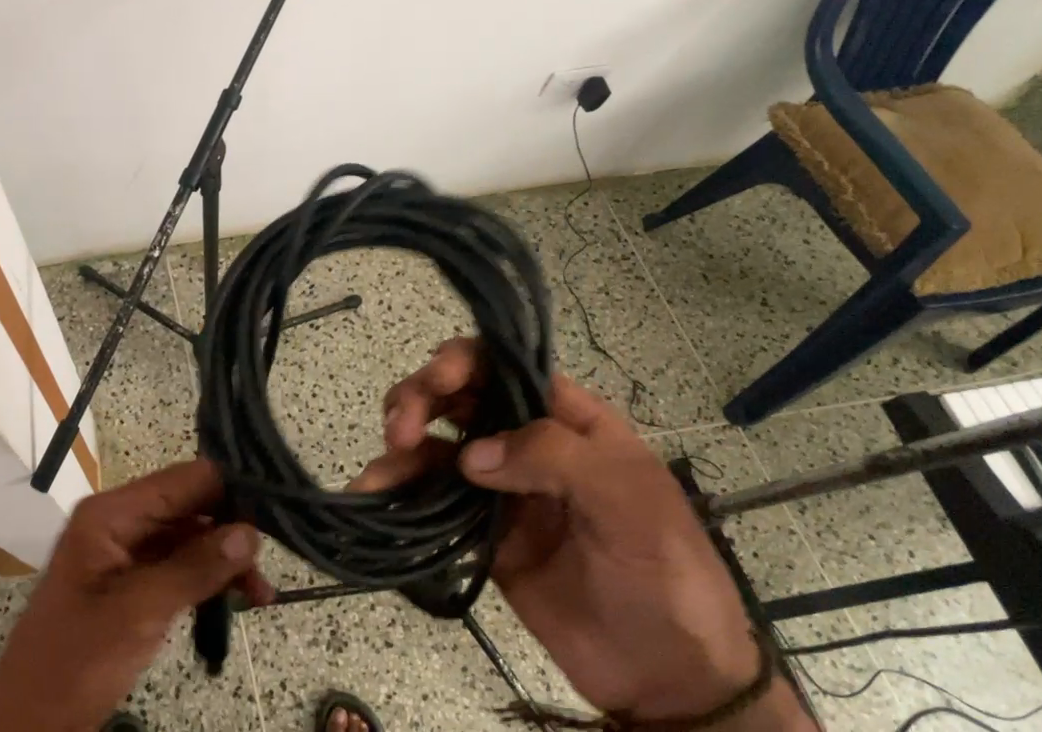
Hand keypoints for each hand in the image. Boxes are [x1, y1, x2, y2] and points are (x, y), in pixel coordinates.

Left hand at [0, 459, 272, 731]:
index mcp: (111, 513)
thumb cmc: (76, 659)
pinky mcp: (131, 584)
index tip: (277, 510)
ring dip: (225, 559)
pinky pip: (178, 567)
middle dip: (232, 529)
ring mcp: (124, 553)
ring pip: (189, 538)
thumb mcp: (139, 611)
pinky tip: (237, 599)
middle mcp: (119, 522)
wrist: (28, 720)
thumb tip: (250, 532)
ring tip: (261, 594)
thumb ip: (195, 567)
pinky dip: (207, 579)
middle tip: (272, 563)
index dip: (230, 490)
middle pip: (189, 506)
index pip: (184, 480)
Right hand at [355, 339, 798, 723]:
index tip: (437, 386)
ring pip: (435, 446)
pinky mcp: (480, 535)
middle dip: (420, 400)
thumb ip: (553, 456)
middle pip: (459, 398)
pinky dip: (397, 493)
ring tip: (380, 475)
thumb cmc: (665, 574)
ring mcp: (500, 490)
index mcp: (569, 421)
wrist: (670, 677)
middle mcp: (528, 444)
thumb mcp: (630, 500)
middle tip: (401, 431)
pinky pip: (431, 502)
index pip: (505, 367)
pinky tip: (371, 497)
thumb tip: (469, 454)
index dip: (463, 362)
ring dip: (399, 448)